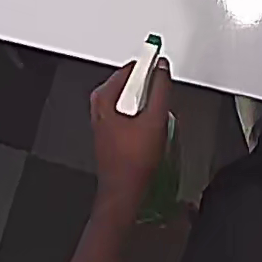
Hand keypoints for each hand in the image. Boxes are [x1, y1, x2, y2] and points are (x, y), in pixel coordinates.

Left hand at [89, 58, 171, 210]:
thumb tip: (162, 68)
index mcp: (104, 99)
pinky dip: (140, 113)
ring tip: (156, 116)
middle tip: (159, 98)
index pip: (130, 68)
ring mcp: (103, 121)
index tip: (161, 68)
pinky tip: (150, 127)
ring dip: (145, 102)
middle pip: (130, 83)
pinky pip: (128, 111)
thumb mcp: (155, 119)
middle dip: (147, 88)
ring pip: (130, 98)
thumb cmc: (133, 162)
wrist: (125, 193)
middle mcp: (99, 108)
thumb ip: (161, 88)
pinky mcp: (109, 132)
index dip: (149, 69)